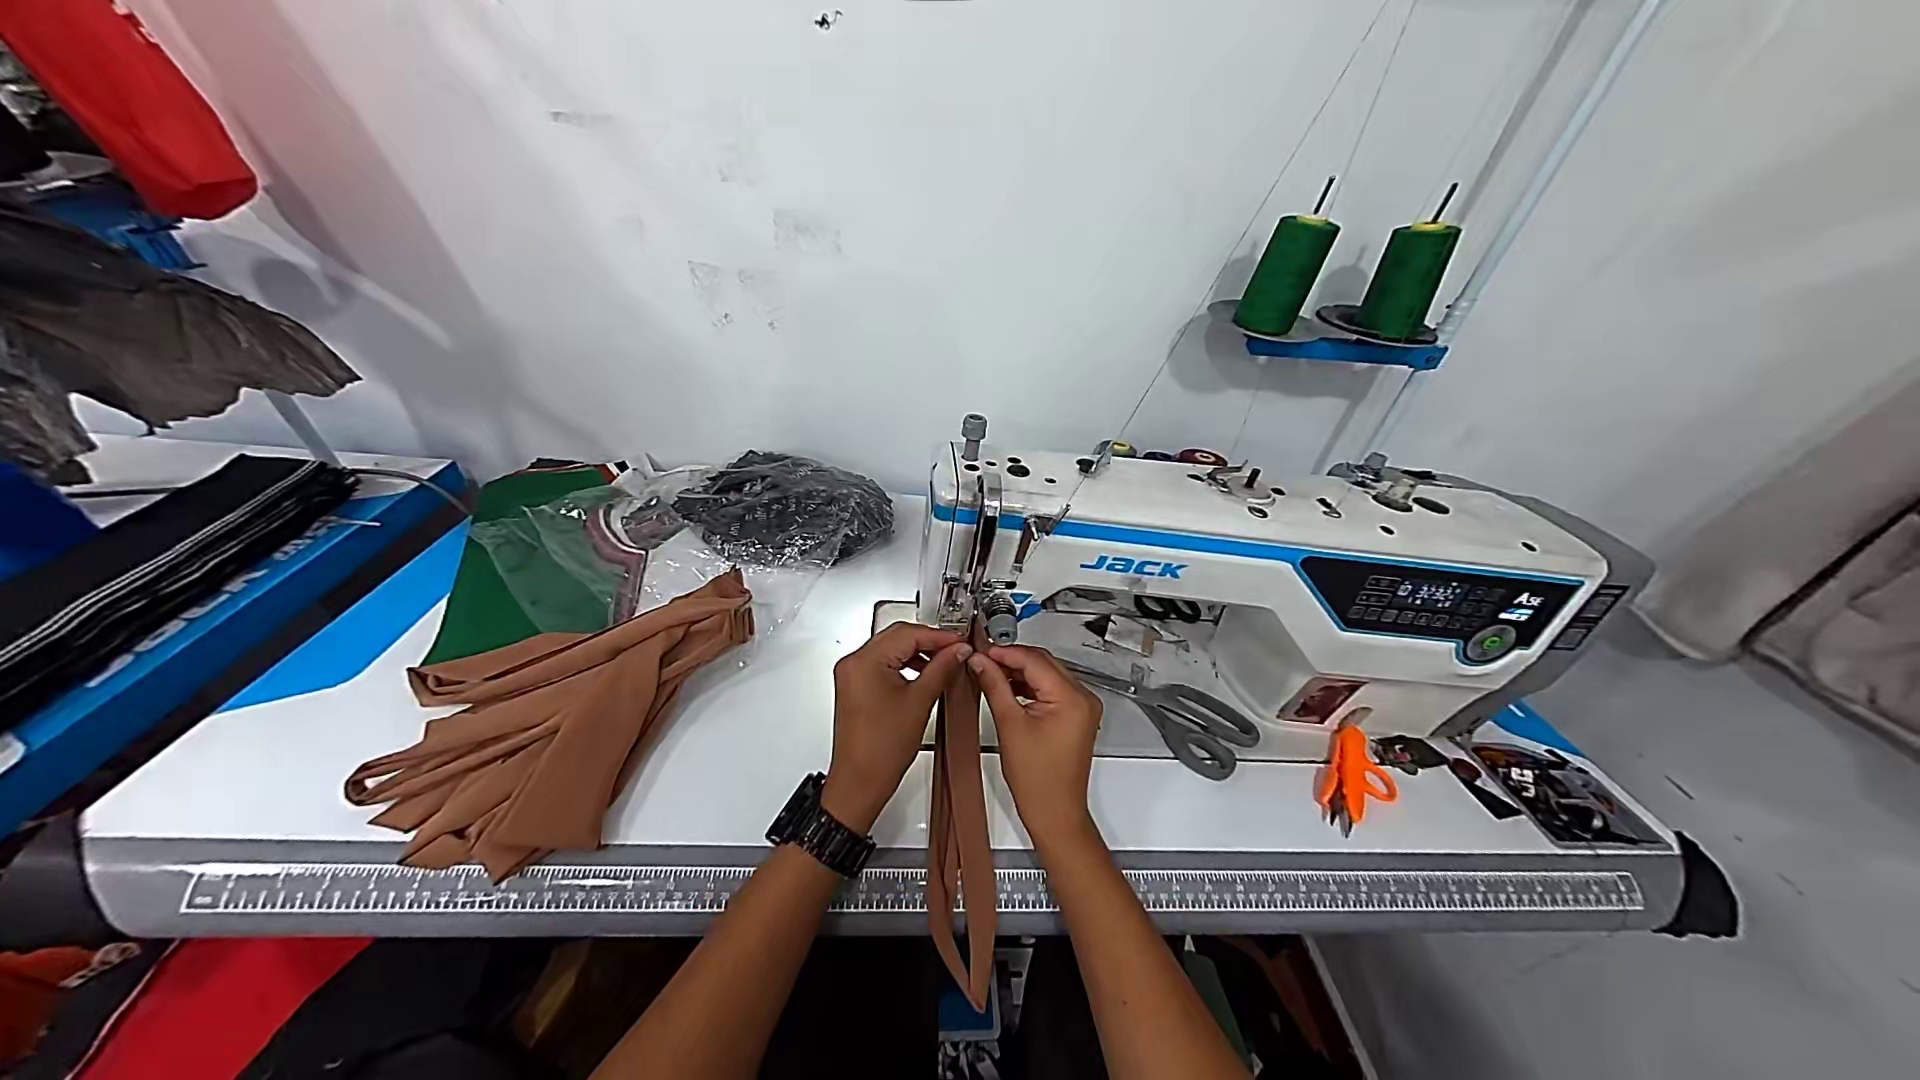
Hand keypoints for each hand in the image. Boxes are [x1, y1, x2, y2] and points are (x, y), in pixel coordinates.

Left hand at [821, 623, 970, 832]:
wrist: (860, 781)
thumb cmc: (880, 750)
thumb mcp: (920, 701)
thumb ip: (941, 668)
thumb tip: (956, 651)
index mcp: (865, 662)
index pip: (908, 634)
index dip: (939, 636)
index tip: (958, 641)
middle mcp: (853, 663)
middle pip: (897, 636)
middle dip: (928, 640)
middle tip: (955, 648)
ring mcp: (852, 674)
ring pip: (890, 648)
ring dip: (917, 651)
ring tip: (944, 660)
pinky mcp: (855, 685)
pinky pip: (882, 663)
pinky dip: (905, 663)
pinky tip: (924, 672)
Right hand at [968, 645, 1103, 852]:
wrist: (1054, 812)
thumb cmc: (1038, 780)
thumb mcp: (1009, 724)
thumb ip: (994, 685)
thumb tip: (981, 662)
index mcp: (1071, 698)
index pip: (1034, 660)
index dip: (1004, 653)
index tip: (982, 652)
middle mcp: (1083, 697)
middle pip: (1043, 663)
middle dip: (1012, 659)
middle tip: (983, 660)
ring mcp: (1082, 706)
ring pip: (1047, 674)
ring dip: (1020, 671)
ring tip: (991, 673)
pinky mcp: (1077, 715)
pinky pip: (1052, 688)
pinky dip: (1030, 685)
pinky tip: (1009, 688)